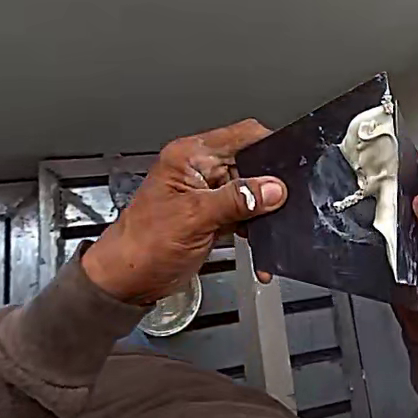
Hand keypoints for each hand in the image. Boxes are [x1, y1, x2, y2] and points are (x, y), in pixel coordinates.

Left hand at [83, 120, 288, 304]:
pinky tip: (261, 243)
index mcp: (189, 157)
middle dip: (269, 184)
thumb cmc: (143, 244)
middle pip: (250, 163)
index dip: (268, 146)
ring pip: (250, 191)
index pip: (240, 136)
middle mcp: (199, 170)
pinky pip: (244, 215)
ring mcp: (207, 194)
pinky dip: (255, 229)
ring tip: (272, 227)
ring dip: (263, 210)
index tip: (289, 166)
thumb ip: (236, 200)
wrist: (127, 281)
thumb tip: (273, 188)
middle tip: (284, 203)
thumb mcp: (194, 218)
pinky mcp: (212, 216)